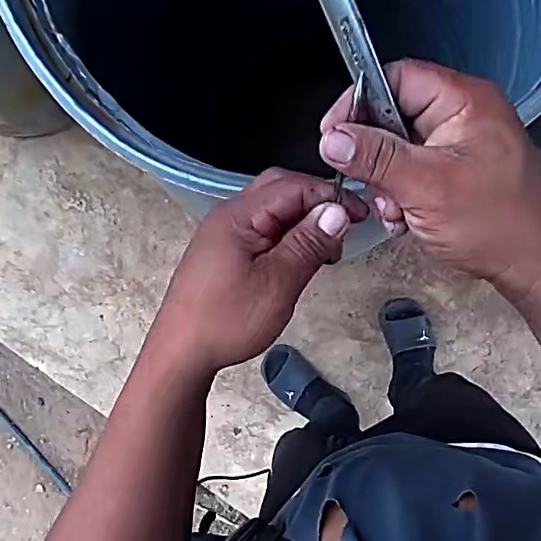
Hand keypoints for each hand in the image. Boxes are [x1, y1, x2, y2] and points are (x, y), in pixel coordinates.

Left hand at [149, 169, 366, 374]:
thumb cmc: (221, 323)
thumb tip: (336, 213)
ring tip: (325, 249)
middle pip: (281, 189)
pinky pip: (262, 230)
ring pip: (272, 210)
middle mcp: (228, 217)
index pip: (294, 186)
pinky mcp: (224, 252)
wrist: (181, 353)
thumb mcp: (277, 283)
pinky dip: (286, 237)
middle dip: (318, 203)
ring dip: (303, 222)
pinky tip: (299, 259)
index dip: (332, 196)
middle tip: (344, 228)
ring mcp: (224, 234)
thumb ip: (307, 244)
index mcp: (238, 217)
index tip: (359, 214)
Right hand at [318, 59, 540, 298]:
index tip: (334, 133)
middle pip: (391, 115)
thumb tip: (335, 139)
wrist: (529, 264)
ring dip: (386, 182)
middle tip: (374, 183)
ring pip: (395, 148)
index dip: (359, 101)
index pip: (396, 77)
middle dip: (374, 156)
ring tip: (399, 208)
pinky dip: (399, 194)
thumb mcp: (426, 188)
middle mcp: (461, 115)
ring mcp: (456, 144)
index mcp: (464, 101)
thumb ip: (376, 159)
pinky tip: (408, 215)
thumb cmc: (500, 225)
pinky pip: (408, 170)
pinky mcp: (451, 169)